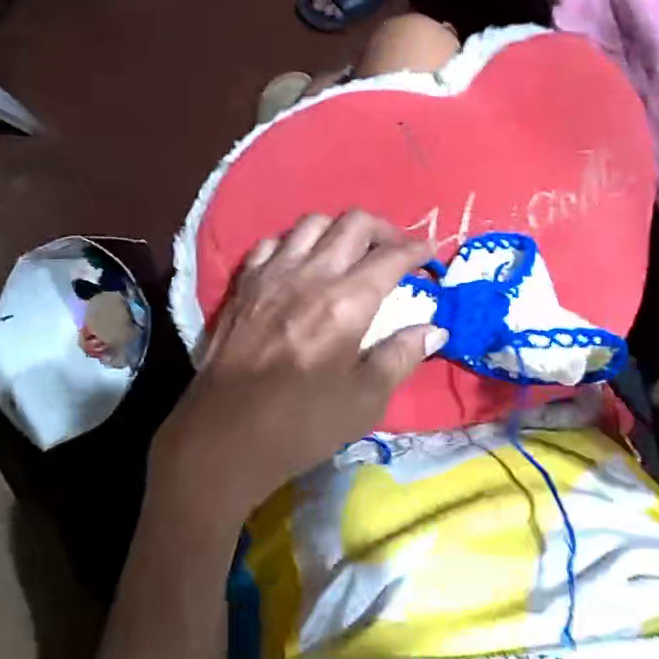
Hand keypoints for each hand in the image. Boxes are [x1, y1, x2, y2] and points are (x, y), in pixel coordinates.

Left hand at [151, 212, 445, 524]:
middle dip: (384, 229)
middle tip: (396, 250)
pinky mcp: (243, 285)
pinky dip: (296, 243)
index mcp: (346, 303)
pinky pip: (273, 242)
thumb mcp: (365, 401)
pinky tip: (301, 264)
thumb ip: (401, 356)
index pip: (390, 256)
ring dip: (340, 230)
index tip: (430, 253)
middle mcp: (310, 276)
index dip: (417, 249)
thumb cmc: (302, 424)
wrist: (225, 435)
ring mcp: (271, 275)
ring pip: (312, 223)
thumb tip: (433, 329)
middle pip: (353, 223)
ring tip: (350, 253)